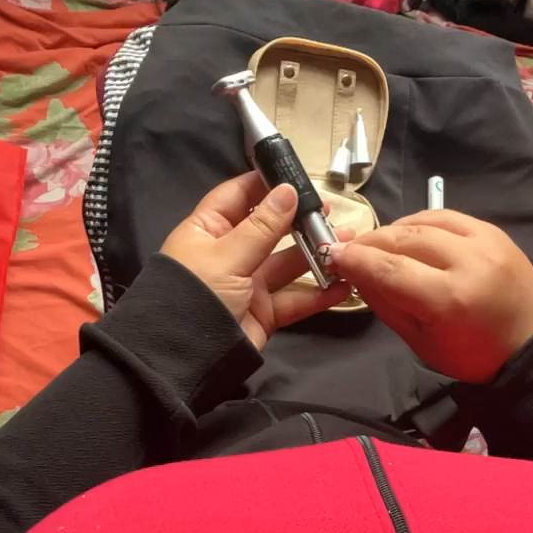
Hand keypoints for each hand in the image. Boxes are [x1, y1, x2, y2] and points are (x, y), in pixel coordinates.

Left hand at [160, 172, 352, 348]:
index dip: (265, 184)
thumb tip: (288, 191)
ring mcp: (248, 284)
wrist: (187, 358)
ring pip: (287, 264)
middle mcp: (229, 254)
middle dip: (299, 220)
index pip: (238, 196)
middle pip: (269, 230)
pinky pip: (294, 298)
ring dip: (316, 254)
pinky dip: (317, 293)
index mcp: (208, 231)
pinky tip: (340, 284)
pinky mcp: (264, 312)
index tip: (295, 174)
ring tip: (346, 241)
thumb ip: (263, 226)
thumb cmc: (197, 295)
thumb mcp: (227, 255)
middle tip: (329, 210)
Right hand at [328, 210, 532, 382]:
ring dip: (394, 229)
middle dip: (371, 241)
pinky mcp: (495, 232)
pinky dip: (421, 223)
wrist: (527, 347)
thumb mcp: (419, 342)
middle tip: (349, 247)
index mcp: (449, 300)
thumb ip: (384, 303)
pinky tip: (408, 234)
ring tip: (377, 242)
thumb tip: (354, 271)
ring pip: (425, 221)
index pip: (390, 269)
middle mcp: (469, 263)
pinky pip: (447, 217)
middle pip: (405, 238)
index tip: (333, 254)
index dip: (357, 259)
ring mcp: (486, 242)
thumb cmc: (469, 354)